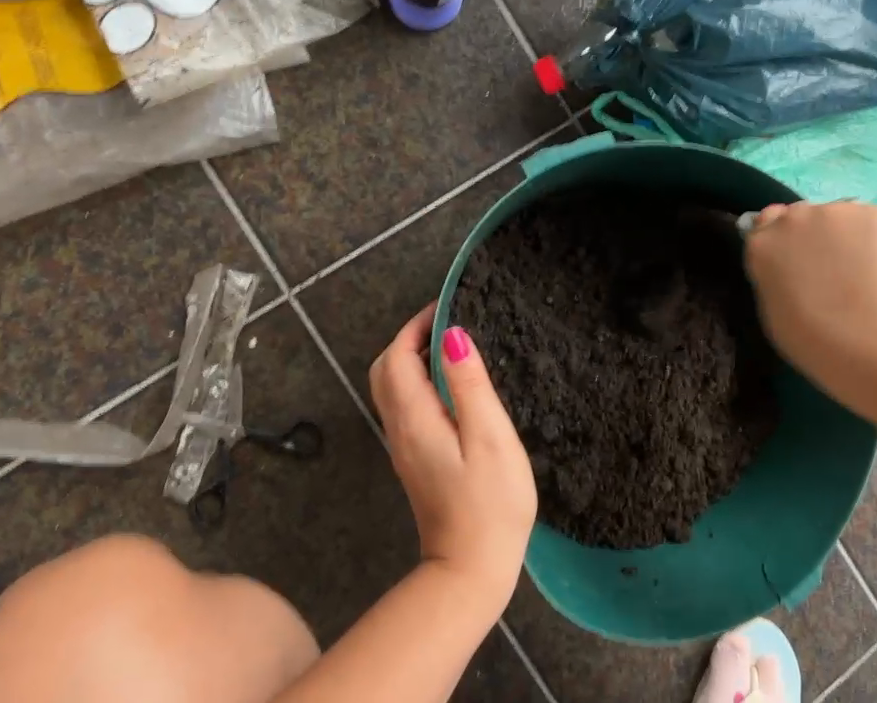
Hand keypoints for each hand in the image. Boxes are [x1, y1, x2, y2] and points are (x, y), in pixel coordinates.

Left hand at [369, 305, 535, 606]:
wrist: (472, 570)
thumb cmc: (491, 504)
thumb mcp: (491, 438)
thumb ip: (470, 384)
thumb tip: (453, 336)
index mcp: (415, 418)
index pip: (396, 357)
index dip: (416, 325)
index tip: (447, 306)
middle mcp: (400, 429)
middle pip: (385, 370)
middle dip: (409, 338)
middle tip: (448, 324)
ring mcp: (405, 447)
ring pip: (392, 388)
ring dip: (414, 359)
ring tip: (454, 348)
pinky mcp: (416, 460)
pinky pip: (406, 406)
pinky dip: (420, 382)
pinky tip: (454, 386)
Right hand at [743, 202, 876, 418]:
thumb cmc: (822, 345)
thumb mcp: (777, 317)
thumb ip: (775, 280)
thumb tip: (788, 270)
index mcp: (764, 246)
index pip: (764, 226)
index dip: (782, 245)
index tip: (796, 264)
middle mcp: (795, 219)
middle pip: (801, 217)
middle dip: (813, 237)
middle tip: (834, 273)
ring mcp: (838, 212)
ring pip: (840, 218)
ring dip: (848, 237)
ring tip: (869, 275)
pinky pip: (874, 224)